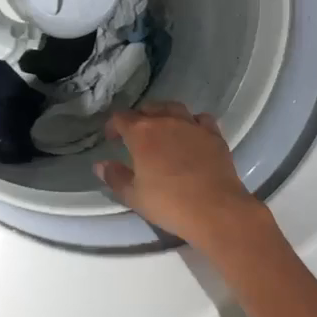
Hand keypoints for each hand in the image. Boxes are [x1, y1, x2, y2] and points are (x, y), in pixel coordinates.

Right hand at [95, 101, 265, 248]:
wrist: (216, 210)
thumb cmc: (169, 204)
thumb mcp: (134, 196)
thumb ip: (115, 177)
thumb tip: (100, 164)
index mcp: (141, 133)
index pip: (120, 117)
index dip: (113, 125)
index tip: (111, 139)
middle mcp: (165, 120)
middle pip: (148, 108)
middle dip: (138, 118)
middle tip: (136, 135)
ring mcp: (191, 125)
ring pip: (174, 107)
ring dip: (164, 114)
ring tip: (163, 128)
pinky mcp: (213, 134)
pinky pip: (200, 118)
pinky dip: (193, 123)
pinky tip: (192, 134)